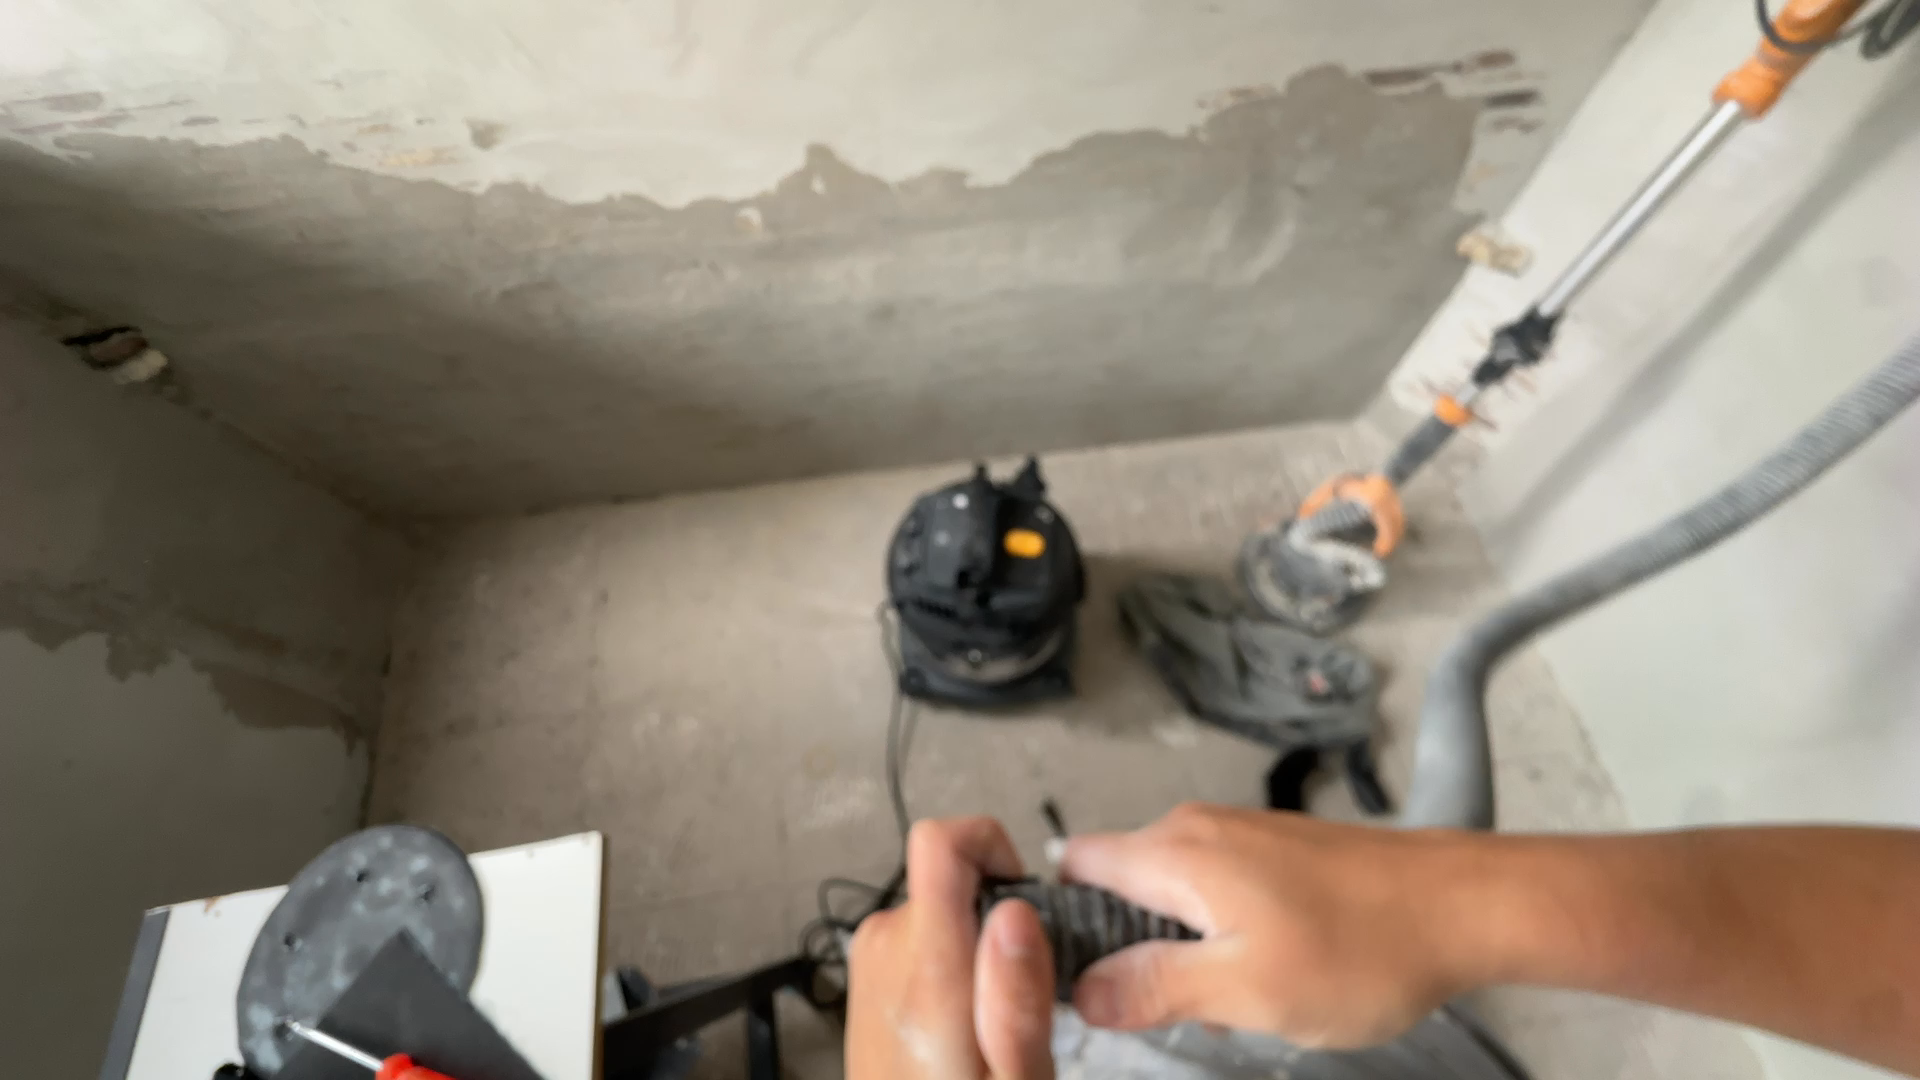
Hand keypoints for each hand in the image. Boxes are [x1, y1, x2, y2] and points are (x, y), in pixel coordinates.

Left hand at [847, 817, 1057, 1079]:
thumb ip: (1017, 996)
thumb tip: (1014, 907)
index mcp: (924, 964)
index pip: (937, 841)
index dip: (987, 845)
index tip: (1019, 900)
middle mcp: (885, 943)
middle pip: (950, 874)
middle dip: (993, 915)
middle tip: (1011, 991)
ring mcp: (870, 954)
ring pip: (940, 905)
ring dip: (972, 941)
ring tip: (982, 1016)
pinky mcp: (868, 968)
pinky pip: (921, 930)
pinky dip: (948, 956)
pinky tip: (956, 1018)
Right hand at [1061, 803, 1484, 1047]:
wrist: (1455, 903)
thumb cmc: (1352, 949)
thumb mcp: (1248, 988)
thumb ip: (1155, 987)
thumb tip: (1081, 992)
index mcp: (1172, 851)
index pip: (1077, 863)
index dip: (1063, 915)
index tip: (1076, 974)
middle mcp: (1189, 826)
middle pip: (1117, 878)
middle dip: (1125, 941)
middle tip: (1165, 1005)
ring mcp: (1228, 829)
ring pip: (1164, 884)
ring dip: (1172, 939)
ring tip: (1222, 994)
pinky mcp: (1261, 842)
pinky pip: (1204, 880)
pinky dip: (1209, 923)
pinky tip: (1257, 964)